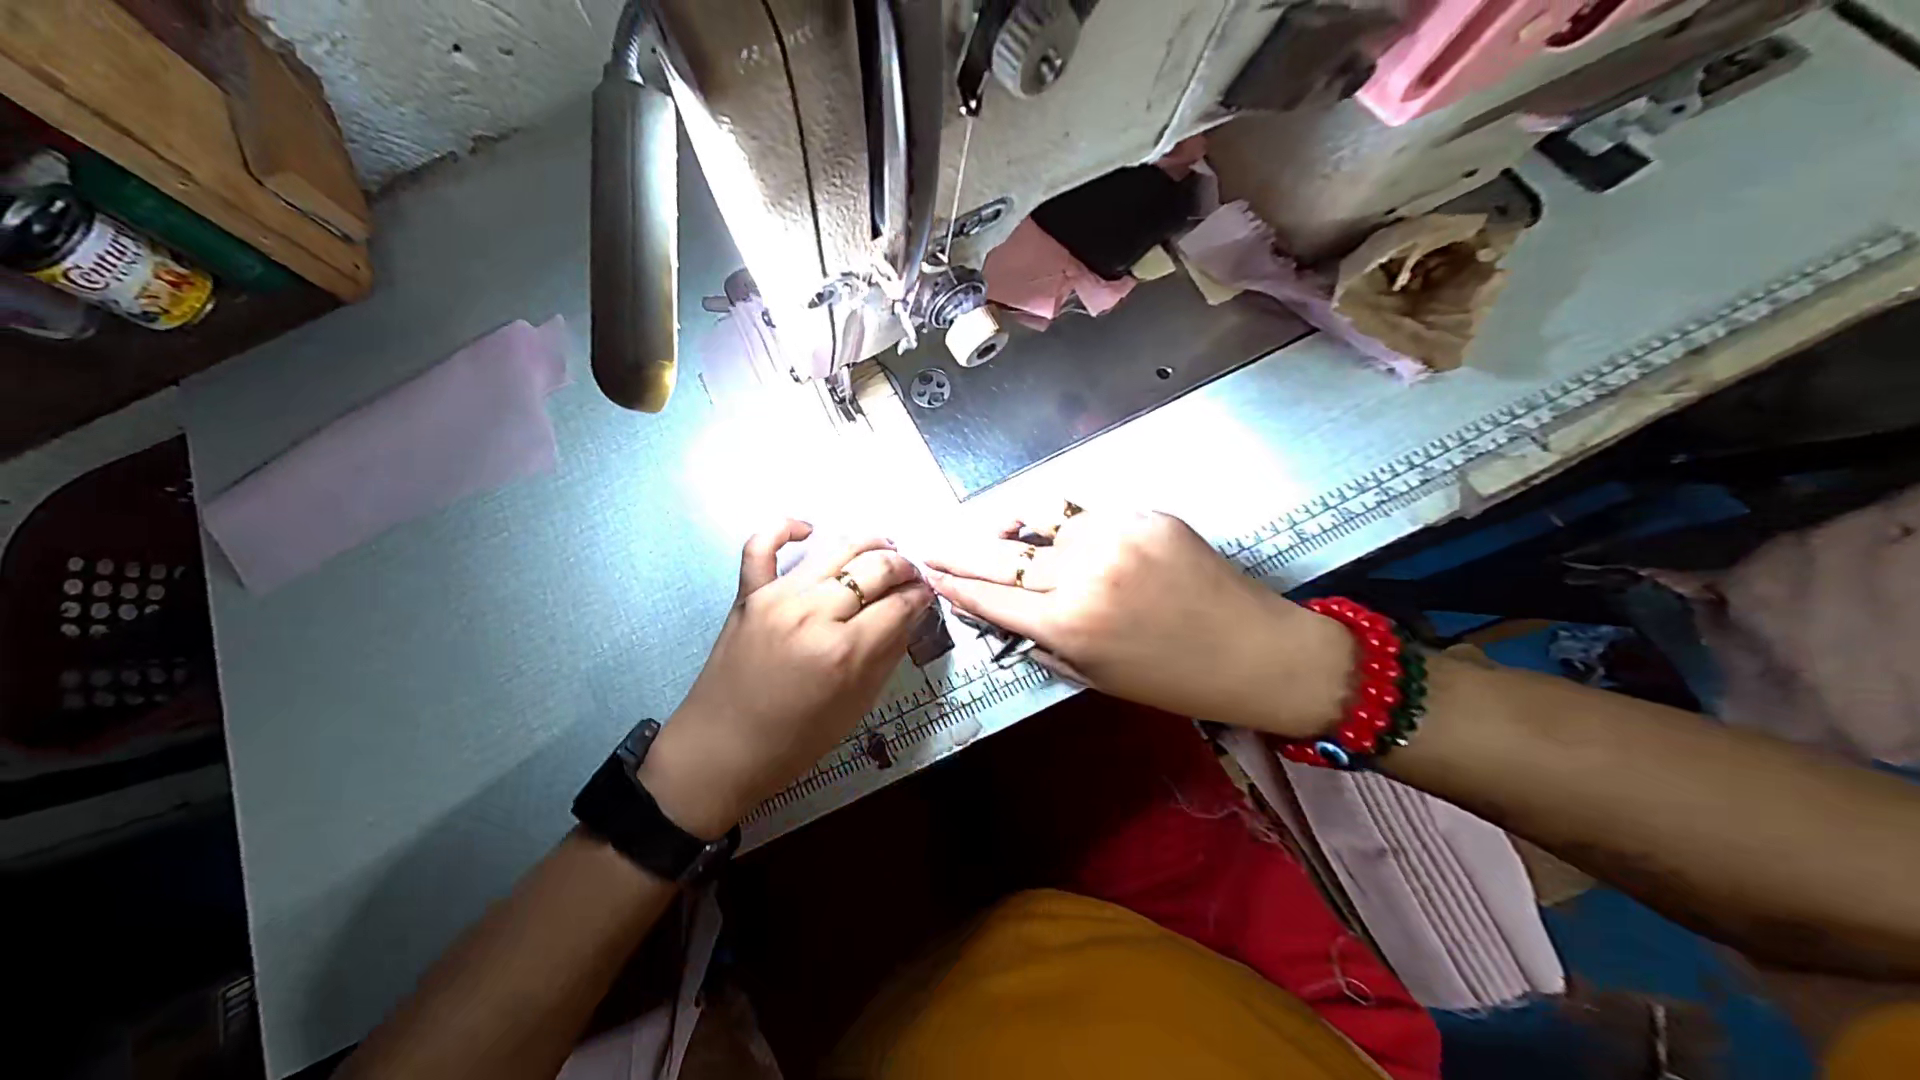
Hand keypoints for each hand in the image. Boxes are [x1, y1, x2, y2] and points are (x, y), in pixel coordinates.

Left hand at [638, 520, 932, 838]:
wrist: (721, 751)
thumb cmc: (795, 741)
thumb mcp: (856, 706)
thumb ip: (888, 653)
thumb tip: (910, 613)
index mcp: (844, 651)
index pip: (898, 604)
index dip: (920, 595)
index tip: (927, 594)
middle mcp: (813, 614)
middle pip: (874, 568)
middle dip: (904, 567)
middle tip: (912, 575)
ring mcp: (776, 598)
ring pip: (834, 549)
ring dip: (868, 543)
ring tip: (884, 549)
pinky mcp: (747, 594)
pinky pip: (761, 544)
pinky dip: (785, 527)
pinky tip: (808, 529)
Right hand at [924, 510, 1351, 737]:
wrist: (1256, 652)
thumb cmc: (1172, 680)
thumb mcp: (1095, 677)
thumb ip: (1042, 642)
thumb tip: (1002, 614)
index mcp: (1071, 626)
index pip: (993, 598)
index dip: (956, 585)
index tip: (931, 574)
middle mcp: (1086, 575)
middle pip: (1003, 555)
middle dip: (960, 551)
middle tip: (931, 545)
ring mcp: (1118, 536)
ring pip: (1046, 525)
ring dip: (1020, 532)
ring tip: (1003, 534)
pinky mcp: (1147, 515)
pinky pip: (1090, 517)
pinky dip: (1070, 529)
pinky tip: (1069, 540)